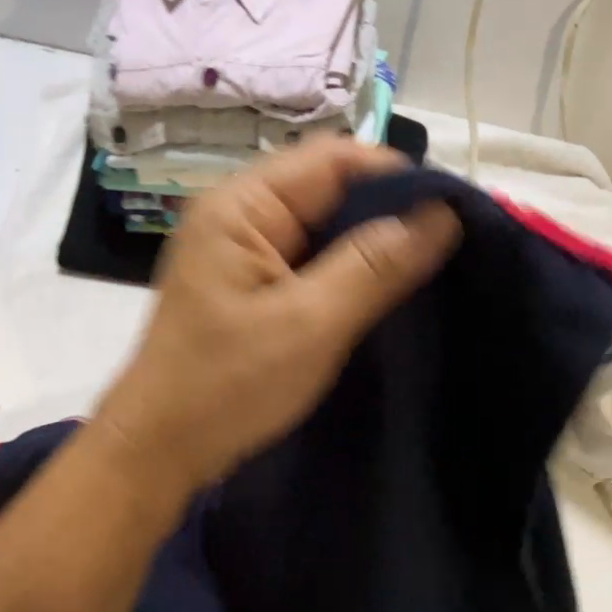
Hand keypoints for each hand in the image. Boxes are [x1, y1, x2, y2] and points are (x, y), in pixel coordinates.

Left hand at [94, 136, 460, 491]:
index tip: (453, 217)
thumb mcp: (310, 325)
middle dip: (386, 217)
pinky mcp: (243, 291)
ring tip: (421, 278)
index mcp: (241, 206)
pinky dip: (341, 278)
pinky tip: (375, 301)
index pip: (335, 160)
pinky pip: (304, 266)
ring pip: (319, 231)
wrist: (158, 451)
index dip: (397, 179)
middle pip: (327, 191)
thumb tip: (443, 214)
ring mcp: (237, 255)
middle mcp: (235, 216)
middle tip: (446, 254)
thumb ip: (375, 266)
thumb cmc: (226, 387)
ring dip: (367, 251)